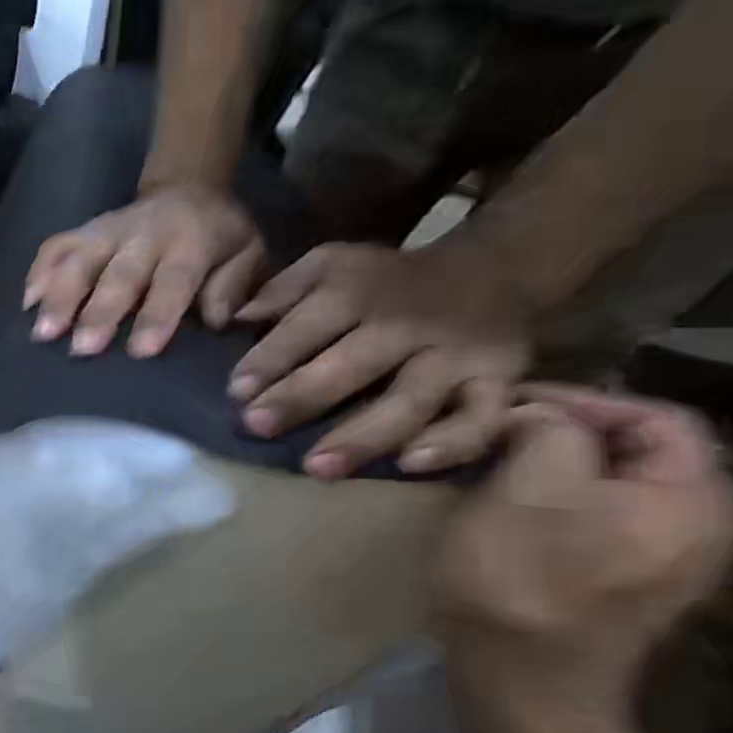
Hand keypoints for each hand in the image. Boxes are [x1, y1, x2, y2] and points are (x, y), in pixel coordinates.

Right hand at [25, 184, 267, 358]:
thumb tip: (217, 319)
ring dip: (60, 295)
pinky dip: (39, 272)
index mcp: (190, 241)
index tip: (140, 351)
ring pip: (79, 258)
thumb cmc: (220, 235)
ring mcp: (108, 229)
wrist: (188, 187)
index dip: (156, 314)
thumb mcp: (248, 251)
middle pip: (118, 272)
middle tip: (81, 349)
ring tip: (42, 332)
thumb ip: (235, 283)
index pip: (173, 279)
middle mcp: (144, 234)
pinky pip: (56, 246)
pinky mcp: (84, 229)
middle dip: (98, 310)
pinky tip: (28, 304)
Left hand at [229, 239, 530, 478]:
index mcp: (358, 291)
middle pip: (351, 364)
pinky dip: (451, 444)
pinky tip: (411, 465)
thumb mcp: (333, 265)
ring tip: (317, 467)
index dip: (270, 359)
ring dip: (362, 436)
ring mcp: (456, 356)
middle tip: (258, 426)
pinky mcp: (499, 383)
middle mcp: (406, 324)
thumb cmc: (389, 281)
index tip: (236, 392)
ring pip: (408, 401)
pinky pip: (481, 420)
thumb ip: (284, 290)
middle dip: (303, 397)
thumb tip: (234, 319)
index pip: (307, 327)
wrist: (490, 271)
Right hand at [437, 385, 732, 707]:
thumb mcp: (534, 483)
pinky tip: (511, 501)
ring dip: (552, 463)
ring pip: (609, 482)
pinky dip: (555, 496)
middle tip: (502, 428)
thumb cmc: (525, 582)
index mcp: (696, 500)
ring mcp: (664, 561)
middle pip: (635, 449)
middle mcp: (699, 528)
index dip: (582, 398)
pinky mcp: (625, 582)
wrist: (521, 690)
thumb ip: (549, 427)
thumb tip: (540, 421)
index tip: (514, 401)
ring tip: (498, 459)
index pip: (654, 415)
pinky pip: (598, 516)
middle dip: (565, 430)